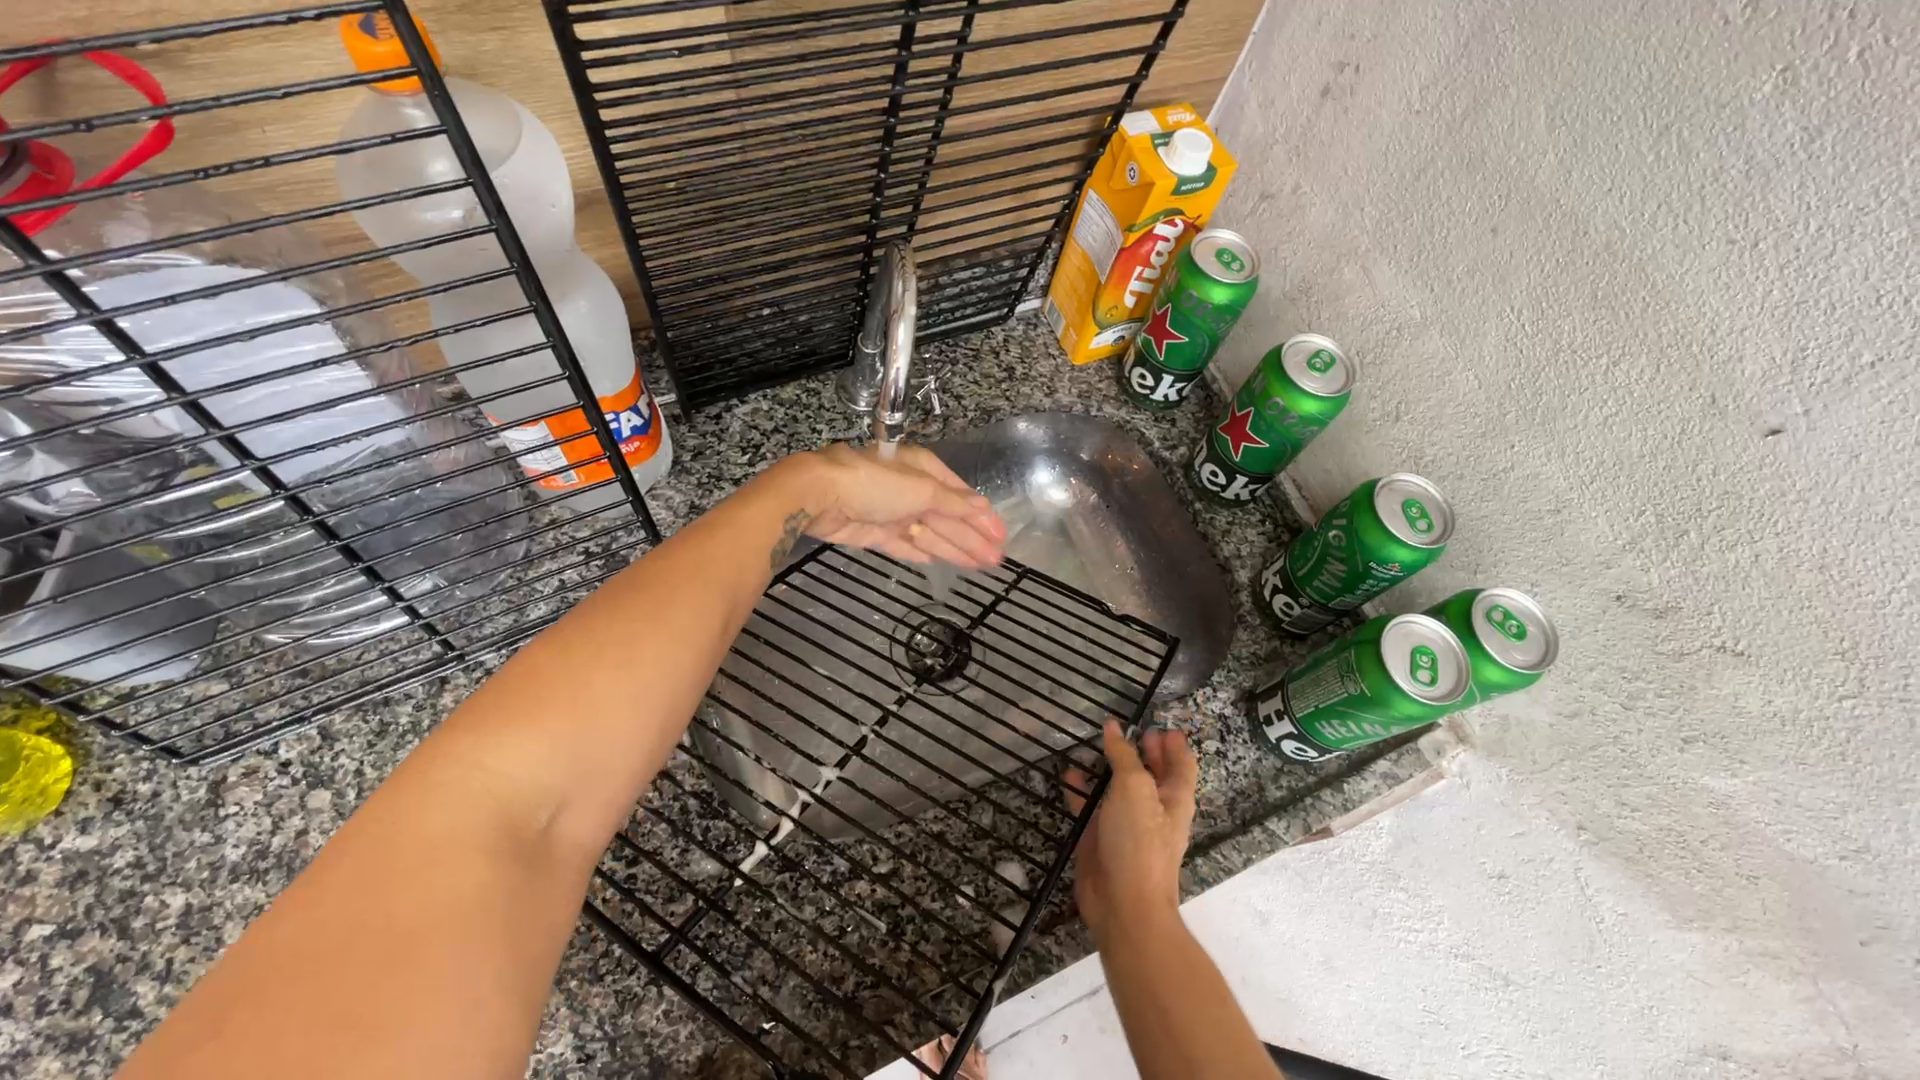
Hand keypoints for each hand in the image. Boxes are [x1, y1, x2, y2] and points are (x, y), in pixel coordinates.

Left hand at [780, 442, 1007, 568]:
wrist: (819, 495)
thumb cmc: (874, 482)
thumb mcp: (921, 489)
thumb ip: (952, 502)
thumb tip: (982, 506)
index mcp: (923, 470)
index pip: (959, 496)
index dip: (981, 516)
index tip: (1000, 535)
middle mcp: (909, 489)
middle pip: (947, 518)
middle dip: (972, 538)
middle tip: (996, 559)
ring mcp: (891, 513)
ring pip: (929, 534)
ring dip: (955, 549)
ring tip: (980, 566)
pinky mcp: (873, 533)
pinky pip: (905, 546)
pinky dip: (923, 553)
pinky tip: (940, 562)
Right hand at [1064, 721, 1197, 943]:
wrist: (1124, 904)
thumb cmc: (1139, 842)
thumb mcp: (1134, 788)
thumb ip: (1123, 756)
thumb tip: (1114, 728)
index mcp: (1174, 799)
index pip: (1182, 765)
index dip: (1174, 745)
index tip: (1162, 726)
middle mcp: (1154, 810)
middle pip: (1153, 775)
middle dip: (1144, 753)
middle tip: (1131, 730)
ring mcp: (1127, 826)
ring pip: (1119, 789)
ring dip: (1110, 768)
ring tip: (1096, 745)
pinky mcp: (1101, 838)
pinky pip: (1092, 807)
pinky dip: (1082, 790)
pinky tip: (1070, 775)